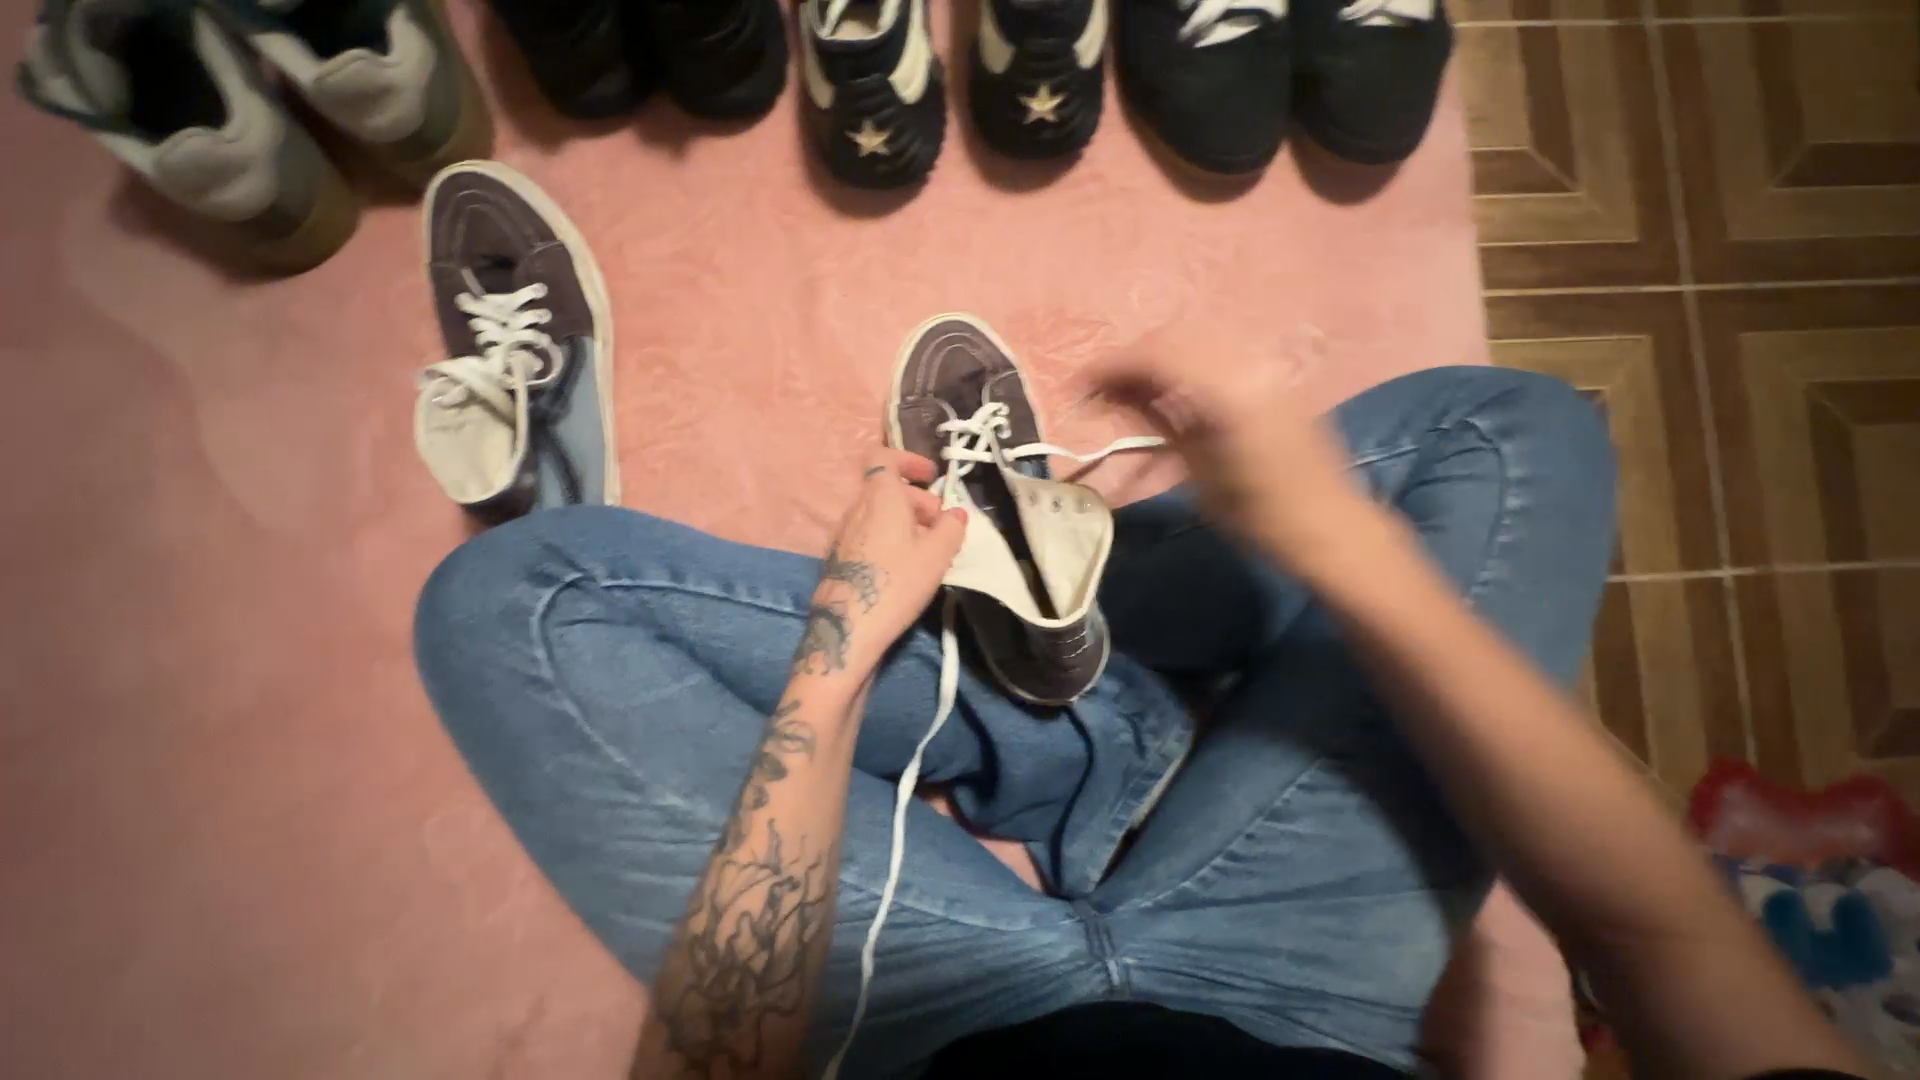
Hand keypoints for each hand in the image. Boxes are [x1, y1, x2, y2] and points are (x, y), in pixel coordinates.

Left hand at [789, 447, 966, 691]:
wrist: (847, 628)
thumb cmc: (896, 583)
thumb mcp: (936, 556)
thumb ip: (951, 529)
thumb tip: (956, 513)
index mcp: (880, 497)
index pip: (884, 457)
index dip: (909, 460)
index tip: (932, 477)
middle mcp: (856, 508)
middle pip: (886, 488)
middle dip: (917, 499)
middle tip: (940, 525)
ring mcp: (842, 533)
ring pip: (877, 513)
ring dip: (904, 521)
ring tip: (928, 550)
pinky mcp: (839, 557)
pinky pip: (867, 533)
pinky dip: (888, 538)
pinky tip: (905, 567)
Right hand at [1085, 323, 1379, 570]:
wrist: (1329, 527)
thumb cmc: (1257, 514)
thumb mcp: (1196, 469)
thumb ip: (1155, 419)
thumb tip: (1111, 393)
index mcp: (1229, 389)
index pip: (1156, 355)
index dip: (1110, 366)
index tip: (1078, 388)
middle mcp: (1249, 364)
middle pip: (1173, 341)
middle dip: (1129, 363)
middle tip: (1098, 396)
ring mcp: (1266, 368)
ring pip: (1193, 347)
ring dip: (1155, 367)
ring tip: (1126, 399)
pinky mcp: (1273, 380)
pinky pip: (1216, 362)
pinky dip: (1183, 374)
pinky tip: (1166, 401)